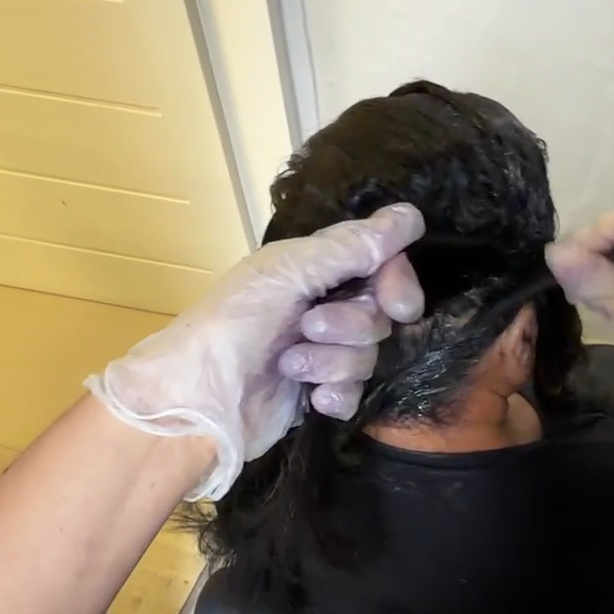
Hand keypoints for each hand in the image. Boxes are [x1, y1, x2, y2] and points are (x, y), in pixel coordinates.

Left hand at [87, 205, 425, 499]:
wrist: (201, 397)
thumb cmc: (235, 322)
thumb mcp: (290, 272)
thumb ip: (351, 247)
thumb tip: (412, 215)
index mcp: (316, 270)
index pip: (384, 267)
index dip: (397, 283)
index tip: (395, 303)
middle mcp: (325, 308)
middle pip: (379, 316)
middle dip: (349, 327)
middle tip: (309, 328)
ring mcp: (323, 354)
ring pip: (368, 357)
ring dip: (331, 362)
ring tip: (290, 365)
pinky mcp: (320, 394)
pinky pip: (356, 394)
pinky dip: (335, 395)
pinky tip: (309, 398)